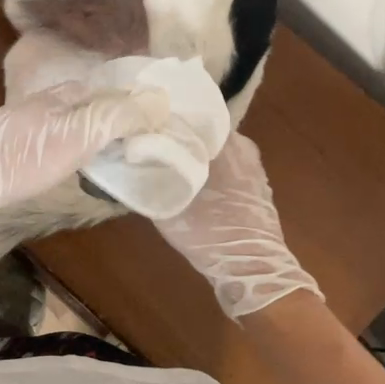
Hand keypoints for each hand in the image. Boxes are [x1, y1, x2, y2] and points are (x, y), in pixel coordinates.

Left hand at [0, 82, 169, 243]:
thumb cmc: (23, 156)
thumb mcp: (77, 136)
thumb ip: (115, 117)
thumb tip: (159, 99)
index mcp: (59, 96)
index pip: (104, 89)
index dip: (128, 100)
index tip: (152, 116)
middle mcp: (39, 104)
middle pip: (82, 103)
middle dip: (108, 114)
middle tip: (135, 136)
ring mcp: (18, 124)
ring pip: (63, 120)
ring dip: (87, 130)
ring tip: (108, 150)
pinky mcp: (4, 146)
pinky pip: (47, 137)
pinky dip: (66, 144)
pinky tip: (66, 159)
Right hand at [155, 133, 321, 320]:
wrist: (251, 268)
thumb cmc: (209, 231)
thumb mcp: (167, 203)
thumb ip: (149, 175)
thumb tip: (129, 157)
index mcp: (225, 143)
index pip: (190, 115)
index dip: (165, 119)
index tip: (143, 123)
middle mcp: (243, 147)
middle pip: (203, 131)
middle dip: (179, 135)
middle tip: (149, 141)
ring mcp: (253, 167)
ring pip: (215, 148)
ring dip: (193, 152)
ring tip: (164, 158)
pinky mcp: (256, 186)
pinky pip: (225, 165)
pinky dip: (208, 167)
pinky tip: (187, 179)